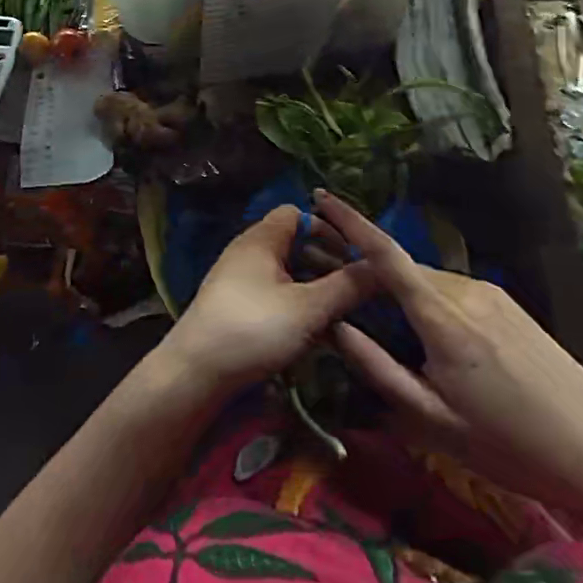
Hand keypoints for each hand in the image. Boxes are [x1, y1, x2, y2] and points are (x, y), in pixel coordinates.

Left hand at [161, 205, 374, 392]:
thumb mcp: (309, 307)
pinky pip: (276, 294)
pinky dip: (298, 305)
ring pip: (287, 273)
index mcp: (261, 239)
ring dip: (316, 288)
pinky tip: (320, 332)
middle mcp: (248, 252)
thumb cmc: (254, 327)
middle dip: (328, 262)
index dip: (328, 229)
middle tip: (358, 290)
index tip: (357, 257)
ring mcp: (240, 279)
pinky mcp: (238, 305)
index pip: (297, 214)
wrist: (198, 368)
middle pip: (294, 243)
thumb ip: (347, 285)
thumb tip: (384, 267)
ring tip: (346, 314)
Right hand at [313, 190, 582, 500]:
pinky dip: (422, 300)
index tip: (318, 195)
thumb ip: (375, 367)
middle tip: (333, 287)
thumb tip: (333, 325)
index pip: (384, 254)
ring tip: (379, 323)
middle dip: (362, 270)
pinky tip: (425, 336)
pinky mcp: (507, 305)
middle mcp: (465, 292)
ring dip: (394, 291)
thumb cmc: (513, 445)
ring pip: (423, 280)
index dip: (348, 220)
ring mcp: (491, 295)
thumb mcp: (431, 418)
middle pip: (398, 268)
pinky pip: (448, 291)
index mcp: (442, 318)